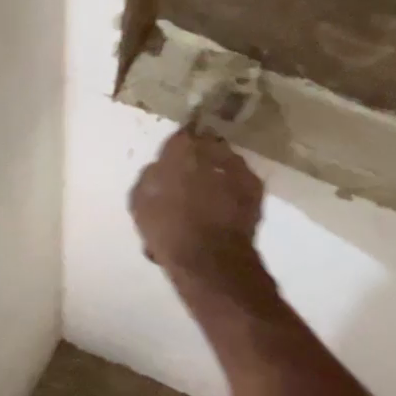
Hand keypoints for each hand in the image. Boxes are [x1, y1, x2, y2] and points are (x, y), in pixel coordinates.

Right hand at [129, 127, 263, 274]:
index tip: (172, 163)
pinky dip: (234, 191)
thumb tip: (159, 169)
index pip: (178, 136)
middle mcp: (212, 148)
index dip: (175, 150)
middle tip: (190, 181)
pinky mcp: (255, 187)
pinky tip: (226, 210)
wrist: (209, 259)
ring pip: (225, 163)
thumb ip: (150, 177)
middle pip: (205, 146)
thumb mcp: (140, 202)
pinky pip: (240, 183)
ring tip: (210, 198)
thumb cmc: (167, 229)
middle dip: (199, 160)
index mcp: (179, 148)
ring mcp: (237, 166)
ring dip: (218, 174)